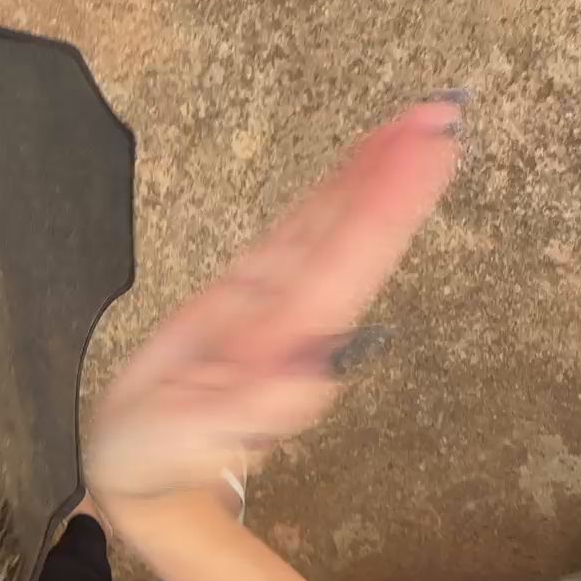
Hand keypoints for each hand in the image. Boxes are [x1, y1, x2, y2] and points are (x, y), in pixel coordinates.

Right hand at [85, 100, 462, 506]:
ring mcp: (271, 307)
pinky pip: (291, 238)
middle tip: (439, 116)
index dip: (381, 212)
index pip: (341, 273)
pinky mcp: (244, 295)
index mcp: (283, 356)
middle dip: (392, 183)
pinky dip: (326, 198)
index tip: (424, 154)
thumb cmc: (158, 460)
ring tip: (414, 123)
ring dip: (369, 179)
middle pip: (348, 246)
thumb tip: (312, 372)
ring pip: (327, 233)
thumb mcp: (181, 443)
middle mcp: (291, 326)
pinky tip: (355, 166)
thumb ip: (240, 413)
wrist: (142, 463)